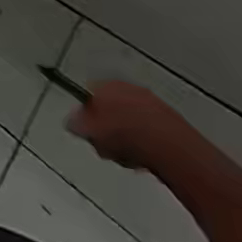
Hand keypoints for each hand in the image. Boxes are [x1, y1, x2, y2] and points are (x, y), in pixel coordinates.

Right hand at [65, 80, 197, 170]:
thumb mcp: (88, 131)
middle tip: (107, 146)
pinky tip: (145, 157)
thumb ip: (76, 123)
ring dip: (127, 134)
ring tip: (128, 155)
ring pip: (130, 117)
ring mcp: (149, 101)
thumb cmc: (124, 135)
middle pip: (110, 105)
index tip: (87, 132)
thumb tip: (72, 122)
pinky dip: (145, 140)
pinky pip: (149, 128)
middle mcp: (127, 87)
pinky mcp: (169, 119)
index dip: (85, 114)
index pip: (86, 93)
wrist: (168, 147)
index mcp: (104, 84)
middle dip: (107, 125)